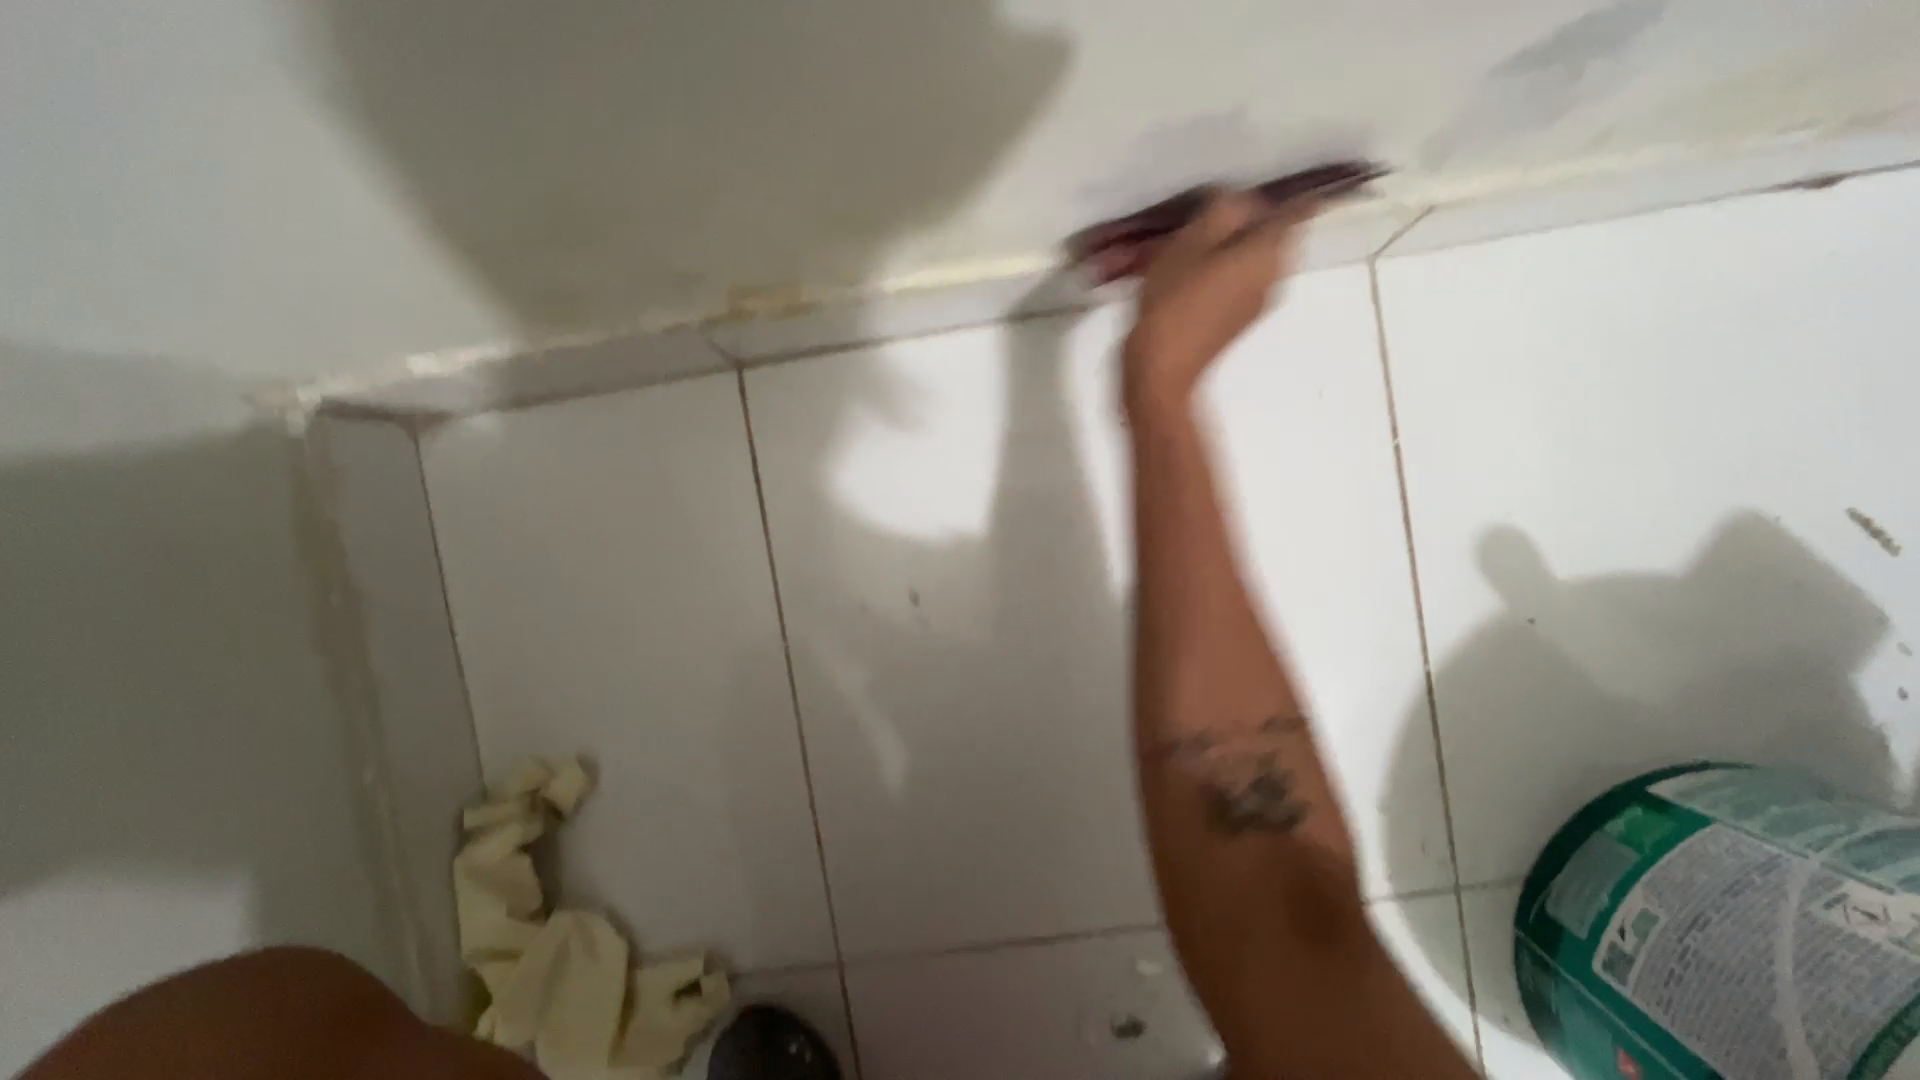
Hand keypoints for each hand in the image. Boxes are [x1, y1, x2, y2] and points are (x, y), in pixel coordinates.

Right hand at [1122, 190, 1314, 416]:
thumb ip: (1222, 212)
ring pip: (1254, 260)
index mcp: (1268, 252)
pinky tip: (1188, 275)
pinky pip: (1239, 283)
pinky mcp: (1238, 322)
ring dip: (1232, 248)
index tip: (1281, 181)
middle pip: (1271, 236)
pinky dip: (1223, 272)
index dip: (1294, 192)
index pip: (1299, 210)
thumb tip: (1242, 202)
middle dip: (1248, 222)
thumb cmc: (1172, 303)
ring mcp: (1258, 303)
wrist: (1161, 371)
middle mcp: (1275, 276)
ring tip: (1193, 244)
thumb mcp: (1188, 244)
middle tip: (1212, 215)